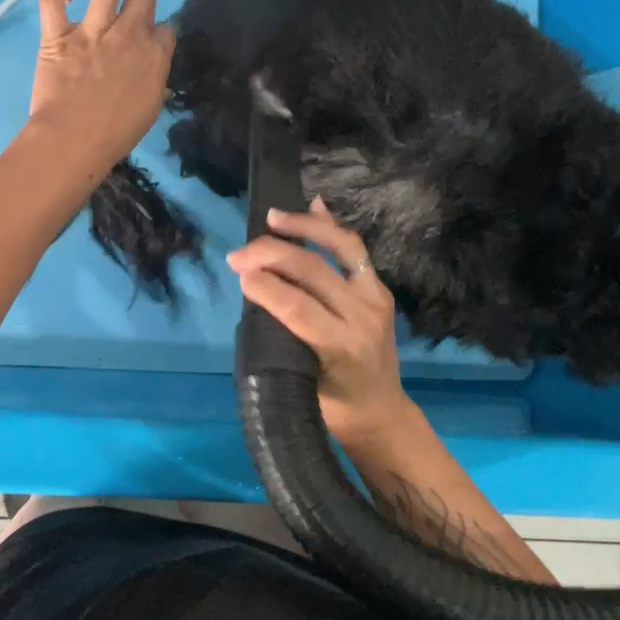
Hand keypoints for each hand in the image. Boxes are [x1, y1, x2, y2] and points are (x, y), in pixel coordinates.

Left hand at [28, 0, 175, 165]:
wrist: (75, 140)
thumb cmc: (116, 134)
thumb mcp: (150, 110)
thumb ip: (153, 82)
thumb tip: (152, 74)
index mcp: (155, 54)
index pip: (165, 26)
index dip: (157, 29)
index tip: (149, 39)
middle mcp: (129, 33)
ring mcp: (93, 30)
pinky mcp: (59, 34)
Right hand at [226, 198, 413, 443]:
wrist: (381, 412)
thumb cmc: (332, 407)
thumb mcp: (301, 382)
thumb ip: (282, 339)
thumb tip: (256, 295)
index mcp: (341, 347)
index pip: (298, 307)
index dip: (266, 286)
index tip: (238, 273)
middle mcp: (363, 317)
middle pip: (315, 270)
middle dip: (271, 254)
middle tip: (238, 255)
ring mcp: (376, 299)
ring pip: (342, 248)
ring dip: (304, 227)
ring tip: (273, 218)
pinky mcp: (381, 290)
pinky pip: (355, 250)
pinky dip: (331, 227)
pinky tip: (311, 207)